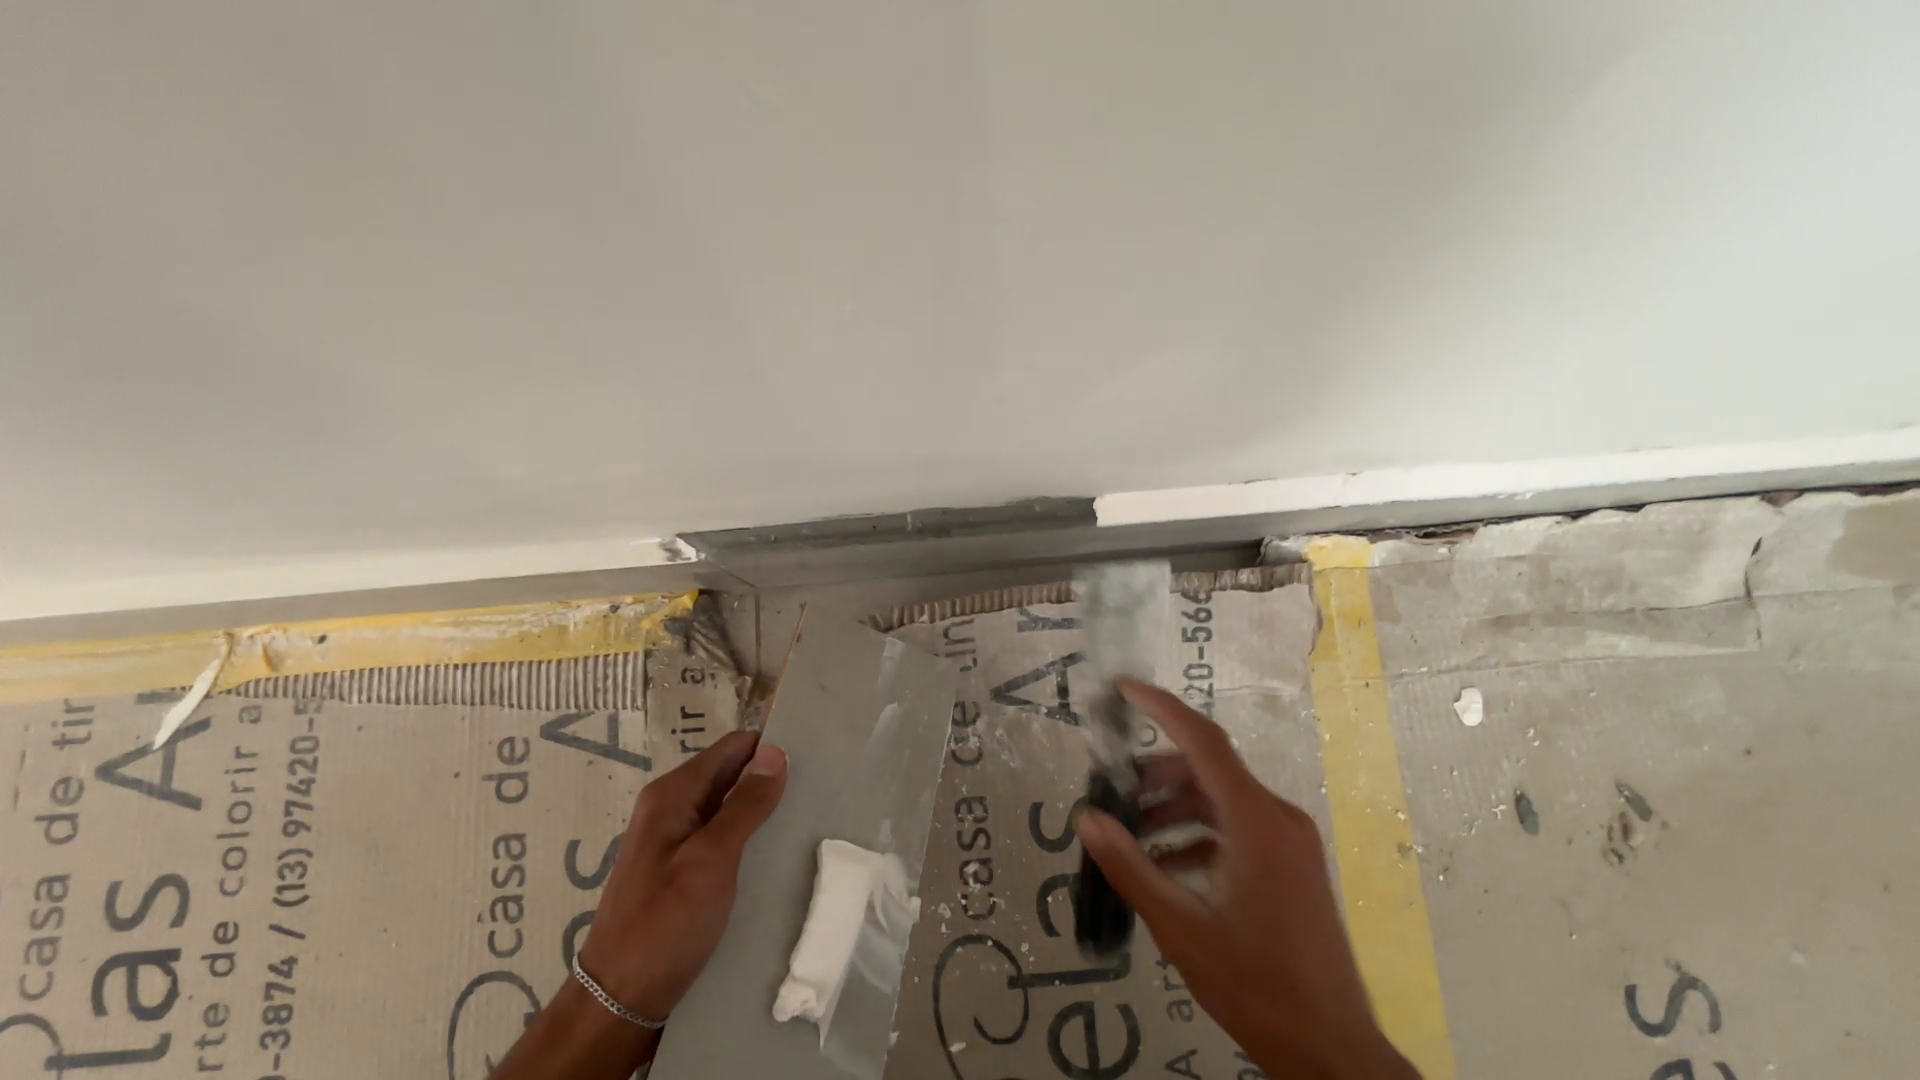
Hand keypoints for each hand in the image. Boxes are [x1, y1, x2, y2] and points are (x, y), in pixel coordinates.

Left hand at [492, 729, 786, 1079]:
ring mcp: (675, 838)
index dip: (769, 747)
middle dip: (770, 776)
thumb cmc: (665, 924)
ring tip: (809, 815)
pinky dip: (750, 834)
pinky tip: (778, 849)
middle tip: (819, 788)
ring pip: (729, 805)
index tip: (814, 756)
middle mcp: (671, 807)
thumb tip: (776, 752)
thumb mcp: (711, 860)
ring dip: (763, 807)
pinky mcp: (683, 867)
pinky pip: (723, 834)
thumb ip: (744, 805)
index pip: (732, 747)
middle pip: (731, 773)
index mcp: (672, 794)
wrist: (621, 998)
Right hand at [1073, 680, 1417, 1079]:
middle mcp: (1278, 818)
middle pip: (1209, 771)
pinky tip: (1164, 866)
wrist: (1329, 1046)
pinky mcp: (1291, 865)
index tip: (1123, 689)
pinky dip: (1197, 836)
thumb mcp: (1180, 925)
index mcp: (1256, 821)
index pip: (1204, 742)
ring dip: (1174, 809)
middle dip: (1156, 774)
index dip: (1161, 708)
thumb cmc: (1254, 983)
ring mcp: (1289, 842)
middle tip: (1110, 789)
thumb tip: (1087, 818)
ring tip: (1130, 832)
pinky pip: (1237, 830)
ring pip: (1221, 801)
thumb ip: (1130, 866)